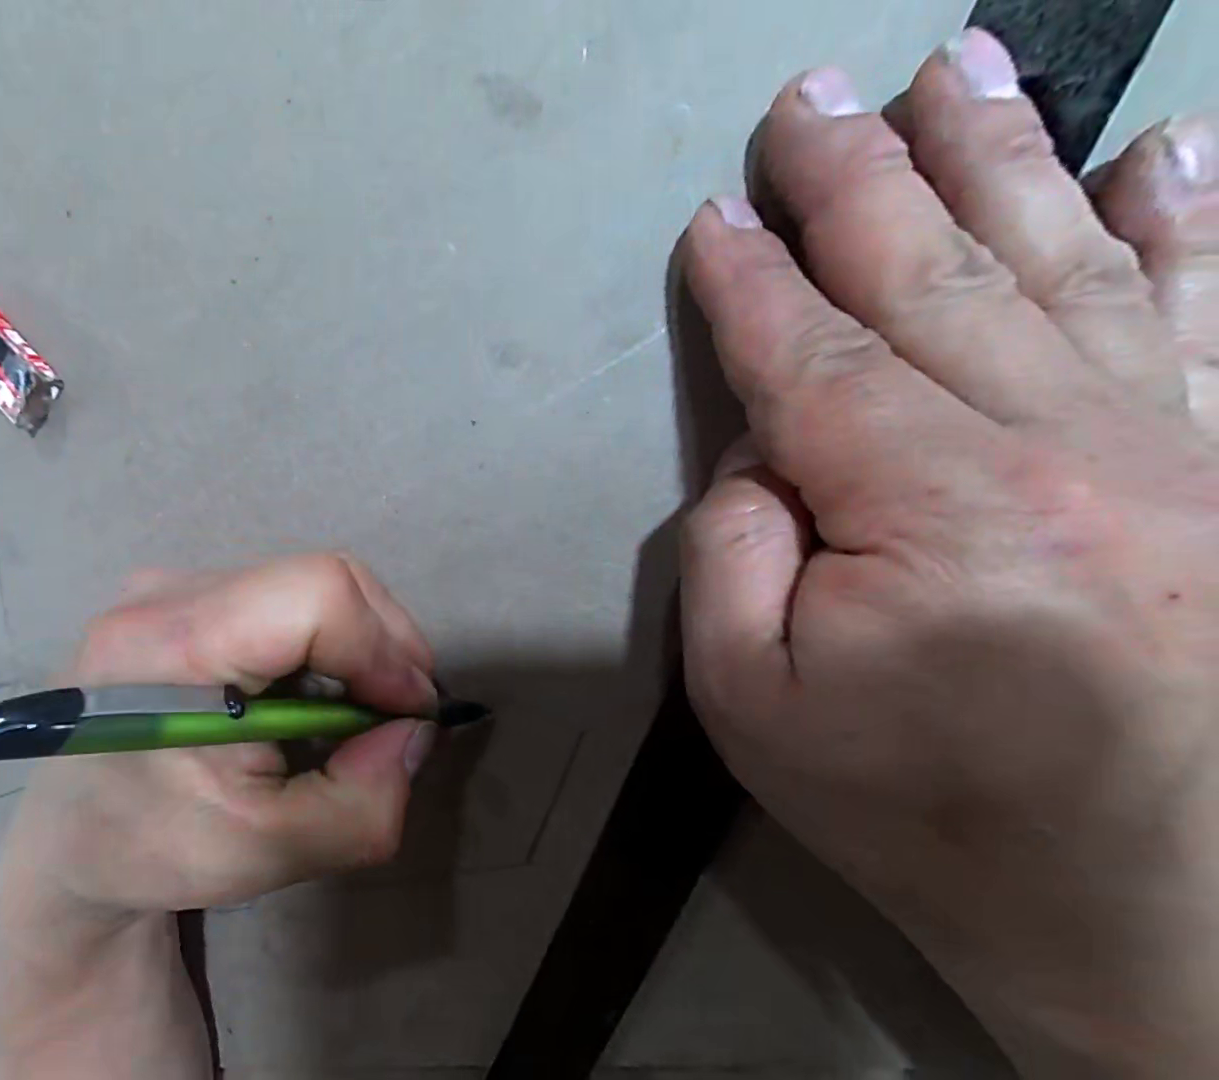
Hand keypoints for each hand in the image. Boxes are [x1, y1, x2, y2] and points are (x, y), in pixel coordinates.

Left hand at [0, 554, 437, 1079]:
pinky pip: (276, 595)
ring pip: (303, 583)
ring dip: (353, 643)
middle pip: (317, 578)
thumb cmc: (150, 848)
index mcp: (169, 645)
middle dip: (381, 643)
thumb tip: (416, 729)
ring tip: (355, 711)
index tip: (411, 713)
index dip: (383, 647)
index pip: (313, 595)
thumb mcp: (271, 854)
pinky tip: (307, 694)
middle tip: (399, 713)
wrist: (65, 834)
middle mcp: (162, 592)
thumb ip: (367, 801)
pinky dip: (317, 640)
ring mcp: (165, 585)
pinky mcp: (175, 594)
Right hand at [680, 31, 1218, 1076]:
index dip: (750, 285)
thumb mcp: (744, 688)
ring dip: (1003, 156)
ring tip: (961, 67)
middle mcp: (1089, 454)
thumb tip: (763, 451)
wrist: (1148, 919)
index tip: (709, 216)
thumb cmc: (900, 802)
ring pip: (1077, 262)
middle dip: (859, 180)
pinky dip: (1200, 216)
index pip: (814, 362)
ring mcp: (1201, 451)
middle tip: (808, 97)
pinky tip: (1168, 147)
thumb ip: (732, 548)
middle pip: (938, 280)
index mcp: (944, 518)